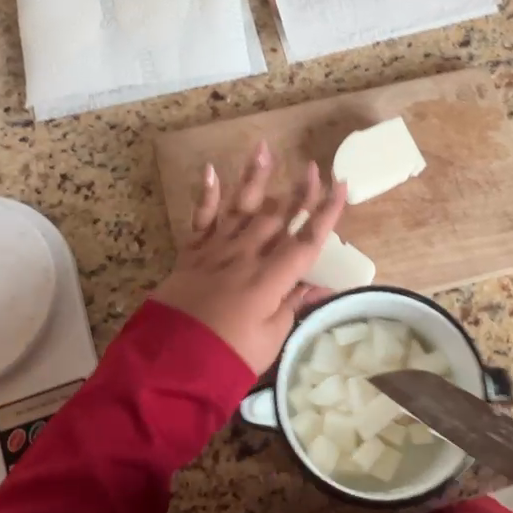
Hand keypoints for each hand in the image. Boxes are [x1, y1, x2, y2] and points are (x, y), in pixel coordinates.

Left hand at [151, 142, 347, 373]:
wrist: (171, 363)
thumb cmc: (228, 357)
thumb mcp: (271, 339)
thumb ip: (292, 307)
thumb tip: (317, 288)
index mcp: (270, 279)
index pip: (307, 240)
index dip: (327, 212)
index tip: (341, 185)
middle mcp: (245, 256)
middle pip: (276, 216)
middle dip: (297, 190)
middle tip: (311, 166)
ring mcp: (216, 251)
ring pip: (240, 207)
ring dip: (253, 178)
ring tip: (263, 148)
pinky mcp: (191, 254)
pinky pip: (200, 218)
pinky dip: (205, 194)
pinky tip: (209, 170)